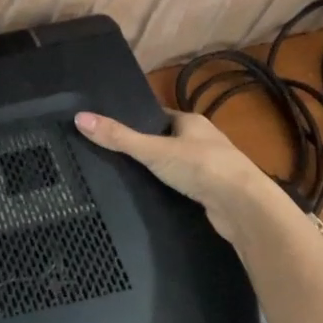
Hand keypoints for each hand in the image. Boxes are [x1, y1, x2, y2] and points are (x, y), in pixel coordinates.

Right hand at [74, 110, 294, 240]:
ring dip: (159, 170)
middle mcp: (204, 140)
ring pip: (176, 164)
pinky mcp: (212, 191)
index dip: (136, 121)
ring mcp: (211, 167)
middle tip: (114, 156)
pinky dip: (171, 189)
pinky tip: (154, 196)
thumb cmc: (201, 167)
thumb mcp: (152, 150)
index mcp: (192, 121)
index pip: (158, 116)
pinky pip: (185, 185)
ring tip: (128, 177)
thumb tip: (79, 118)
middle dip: (146, 147)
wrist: (244, 207)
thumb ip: (118, 137)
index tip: (111, 129)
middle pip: (167, 139)